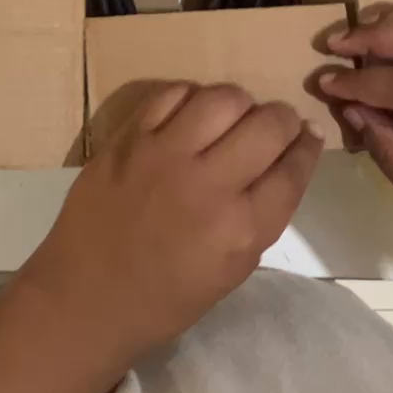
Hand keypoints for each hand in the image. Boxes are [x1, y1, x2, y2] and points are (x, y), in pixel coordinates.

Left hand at [17, 83, 323, 360]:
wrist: (85, 299)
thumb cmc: (165, 297)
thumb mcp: (232, 269)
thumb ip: (263, 213)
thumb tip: (289, 159)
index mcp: (241, 231)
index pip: (293, 168)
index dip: (307, 145)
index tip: (307, 135)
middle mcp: (209, 187)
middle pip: (269, 124)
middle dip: (283, 119)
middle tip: (275, 125)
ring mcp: (165, 156)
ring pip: (225, 97)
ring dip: (240, 103)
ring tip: (233, 118)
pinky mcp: (129, 139)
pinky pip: (175, 93)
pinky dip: (192, 99)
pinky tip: (192, 115)